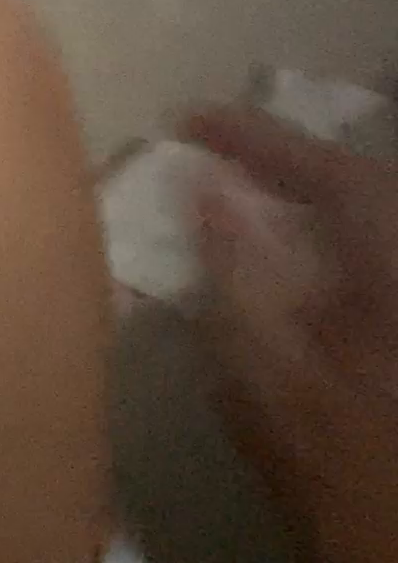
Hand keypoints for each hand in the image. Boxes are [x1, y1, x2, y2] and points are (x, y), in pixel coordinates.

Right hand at [186, 107, 397, 560]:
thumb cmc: (315, 450)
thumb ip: (238, 275)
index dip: (268, 143)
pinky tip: (300, 225)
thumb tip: (211, 190)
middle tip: (217, 142)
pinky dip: (342, 219)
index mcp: (395, 291)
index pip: (346, 186)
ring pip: (389, 216)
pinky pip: (383, 245)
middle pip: (382, 192)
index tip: (192, 121)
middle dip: (297, 157)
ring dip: (321, 184)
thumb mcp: (258, 370)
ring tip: (252, 173)